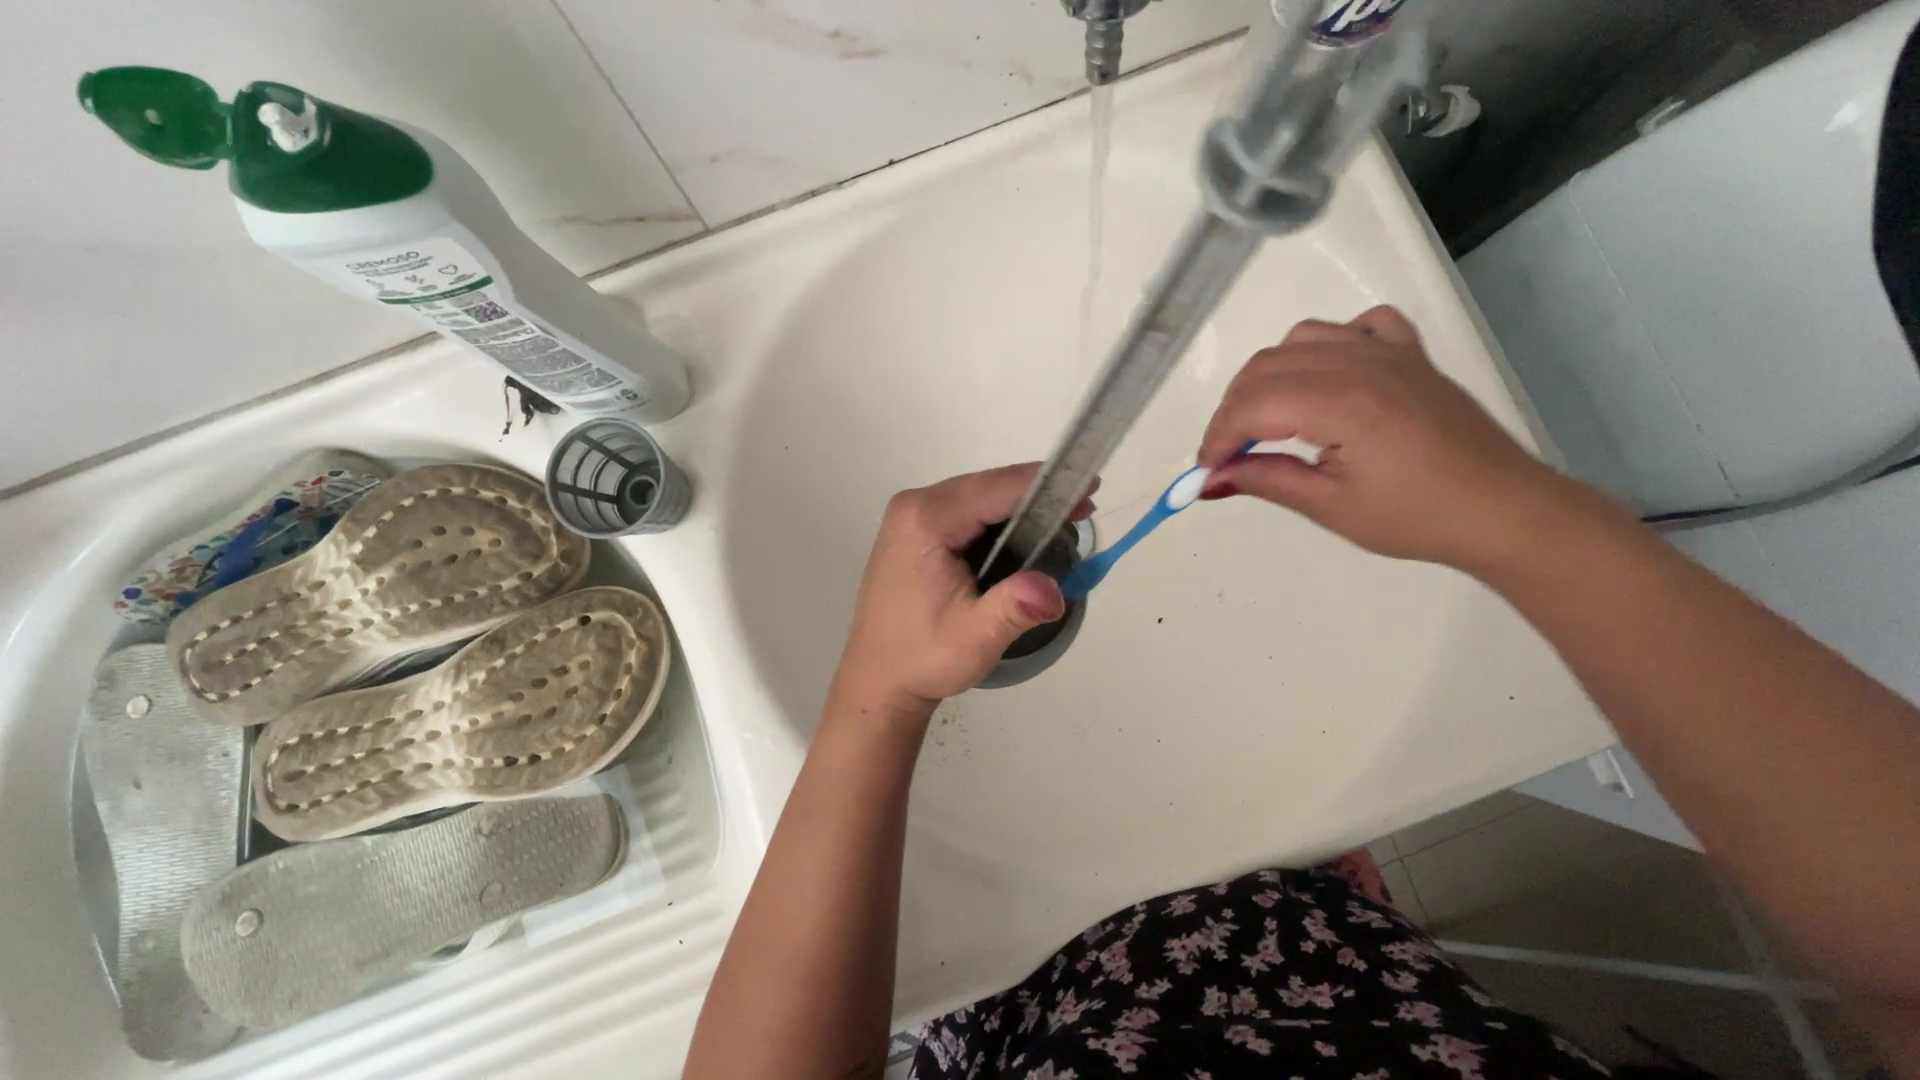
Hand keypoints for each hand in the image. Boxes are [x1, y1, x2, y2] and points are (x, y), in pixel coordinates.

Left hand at [830, 464, 1091, 719]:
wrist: (878, 679)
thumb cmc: (923, 658)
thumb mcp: (974, 638)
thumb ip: (1013, 609)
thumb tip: (1053, 591)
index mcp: (925, 521)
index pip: (996, 489)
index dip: (1044, 487)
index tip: (1089, 487)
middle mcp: (913, 507)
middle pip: (987, 487)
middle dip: (1036, 495)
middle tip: (1083, 509)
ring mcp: (909, 517)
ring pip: (977, 496)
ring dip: (1018, 506)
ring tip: (1061, 521)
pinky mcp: (912, 531)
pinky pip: (964, 511)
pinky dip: (997, 518)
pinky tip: (1023, 534)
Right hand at [1197, 306, 1574, 572]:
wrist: (1501, 509)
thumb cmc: (1416, 518)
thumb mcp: (1331, 507)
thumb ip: (1266, 481)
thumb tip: (1209, 479)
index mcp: (1342, 404)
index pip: (1253, 405)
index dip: (1219, 437)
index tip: (1207, 471)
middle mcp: (1361, 363)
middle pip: (1266, 367)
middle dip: (1235, 410)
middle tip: (1231, 455)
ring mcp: (1388, 351)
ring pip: (1301, 338)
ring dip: (1271, 375)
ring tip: (1270, 419)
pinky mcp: (1410, 353)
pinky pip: (1358, 324)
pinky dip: (1329, 343)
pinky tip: (1328, 376)